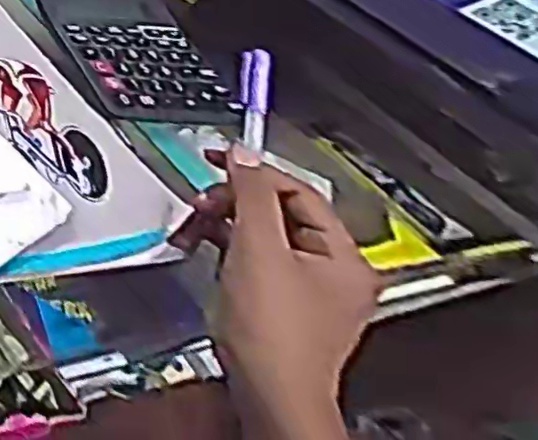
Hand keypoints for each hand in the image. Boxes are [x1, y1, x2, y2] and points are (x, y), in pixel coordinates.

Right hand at [171, 146, 379, 439]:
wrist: (266, 382)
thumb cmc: (272, 325)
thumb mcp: (256, 245)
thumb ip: (249, 194)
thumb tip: (243, 154)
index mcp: (342, 256)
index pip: (297, 192)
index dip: (255, 171)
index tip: (216, 158)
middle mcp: (331, 268)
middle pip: (274, 210)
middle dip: (230, 201)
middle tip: (202, 203)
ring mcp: (305, 282)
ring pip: (257, 229)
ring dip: (219, 221)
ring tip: (195, 228)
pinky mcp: (277, 293)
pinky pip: (248, 250)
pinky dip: (221, 242)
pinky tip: (202, 245)